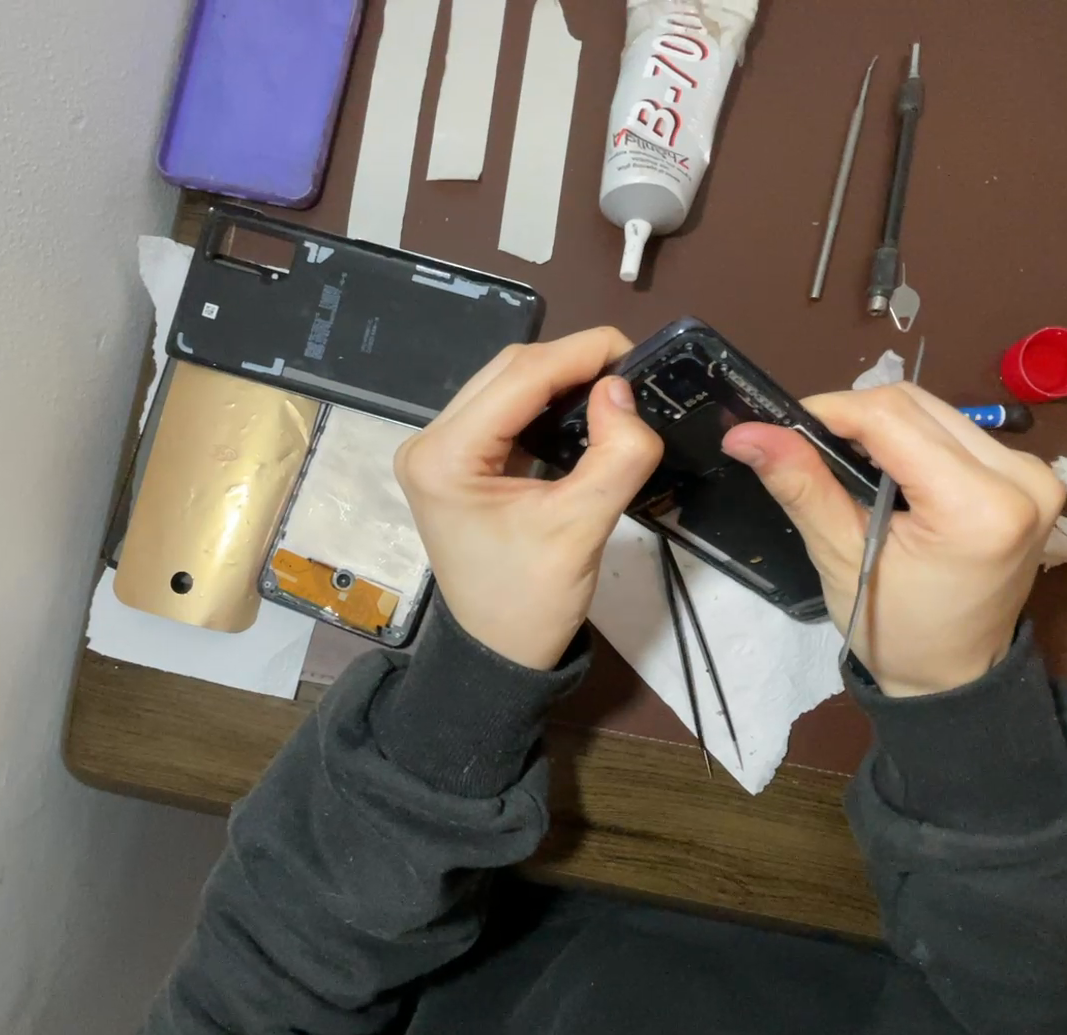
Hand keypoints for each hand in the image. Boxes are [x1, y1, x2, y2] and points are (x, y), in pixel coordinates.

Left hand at [395, 328, 662, 669]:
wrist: (500, 651)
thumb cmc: (532, 602)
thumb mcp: (581, 529)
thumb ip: (614, 457)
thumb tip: (623, 390)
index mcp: (444, 457)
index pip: (520, 377)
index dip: (582, 353)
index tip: (637, 351)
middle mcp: (429, 442)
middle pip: (509, 372)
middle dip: (571, 364)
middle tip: (630, 375)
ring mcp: (439, 451)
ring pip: (507, 386)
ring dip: (559, 381)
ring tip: (611, 391)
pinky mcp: (456, 462)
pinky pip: (504, 413)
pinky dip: (545, 406)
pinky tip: (580, 411)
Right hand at [721, 384, 1065, 696]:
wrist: (954, 673)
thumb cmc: (893, 628)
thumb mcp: (839, 557)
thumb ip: (801, 486)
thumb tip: (745, 433)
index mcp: (978, 505)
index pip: (892, 418)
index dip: (828, 410)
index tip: (778, 426)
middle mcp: (1021, 476)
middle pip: (916, 405)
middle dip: (850, 416)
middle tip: (802, 446)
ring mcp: (1034, 473)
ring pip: (935, 411)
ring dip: (878, 425)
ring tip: (838, 461)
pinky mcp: (1030, 476)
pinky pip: (955, 431)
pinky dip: (907, 439)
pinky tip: (882, 470)